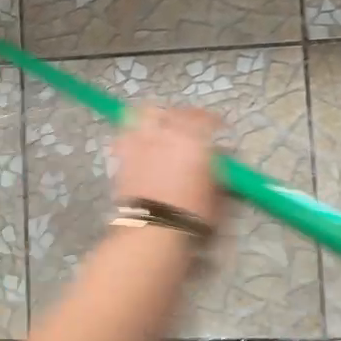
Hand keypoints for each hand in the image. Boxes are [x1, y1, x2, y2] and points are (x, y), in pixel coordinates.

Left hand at [111, 108, 222, 226]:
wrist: (153, 229)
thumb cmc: (191, 213)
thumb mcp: (215, 191)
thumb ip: (215, 167)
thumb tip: (214, 156)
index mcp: (193, 140)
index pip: (204, 118)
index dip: (212, 120)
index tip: (217, 126)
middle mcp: (166, 133)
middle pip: (174, 112)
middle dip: (183, 116)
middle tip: (188, 126)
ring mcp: (141, 141)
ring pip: (146, 114)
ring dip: (155, 118)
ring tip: (160, 127)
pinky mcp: (123, 154)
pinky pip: (126, 134)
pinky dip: (133, 133)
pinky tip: (138, 142)